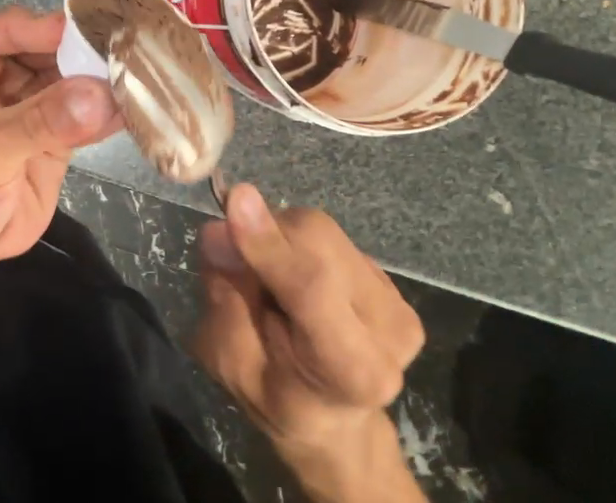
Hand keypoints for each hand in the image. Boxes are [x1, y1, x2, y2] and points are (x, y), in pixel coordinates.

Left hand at [0, 7, 124, 265]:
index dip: (50, 30)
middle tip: (132, 55)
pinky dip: (113, 108)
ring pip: (72, 72)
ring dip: (105, 77)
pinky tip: (143, 107)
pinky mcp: (57, 125)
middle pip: (48, 44)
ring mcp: (29, 94)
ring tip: (146, 79)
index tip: (94, 37)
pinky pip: (89, 107)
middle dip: (86, 51)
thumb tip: (98, 95)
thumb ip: (40, 122)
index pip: (10, 27)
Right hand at [193, 184, 425, 497]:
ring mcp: (397, 304)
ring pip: (321, 231)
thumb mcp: (227, 360)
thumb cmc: (272, 394)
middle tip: (236, 266)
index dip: (270, 242)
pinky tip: (293, 280)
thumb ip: (224, 297)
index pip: (310, 288)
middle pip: (318, 243)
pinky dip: (296, 246)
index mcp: (350, 369)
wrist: (330, 417)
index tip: (234, 198)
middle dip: (265, 235)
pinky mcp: (392, 285)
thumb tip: (219, 230)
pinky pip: (329, 238)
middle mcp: (388, 331)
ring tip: (267, 281)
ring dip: (278, 239)